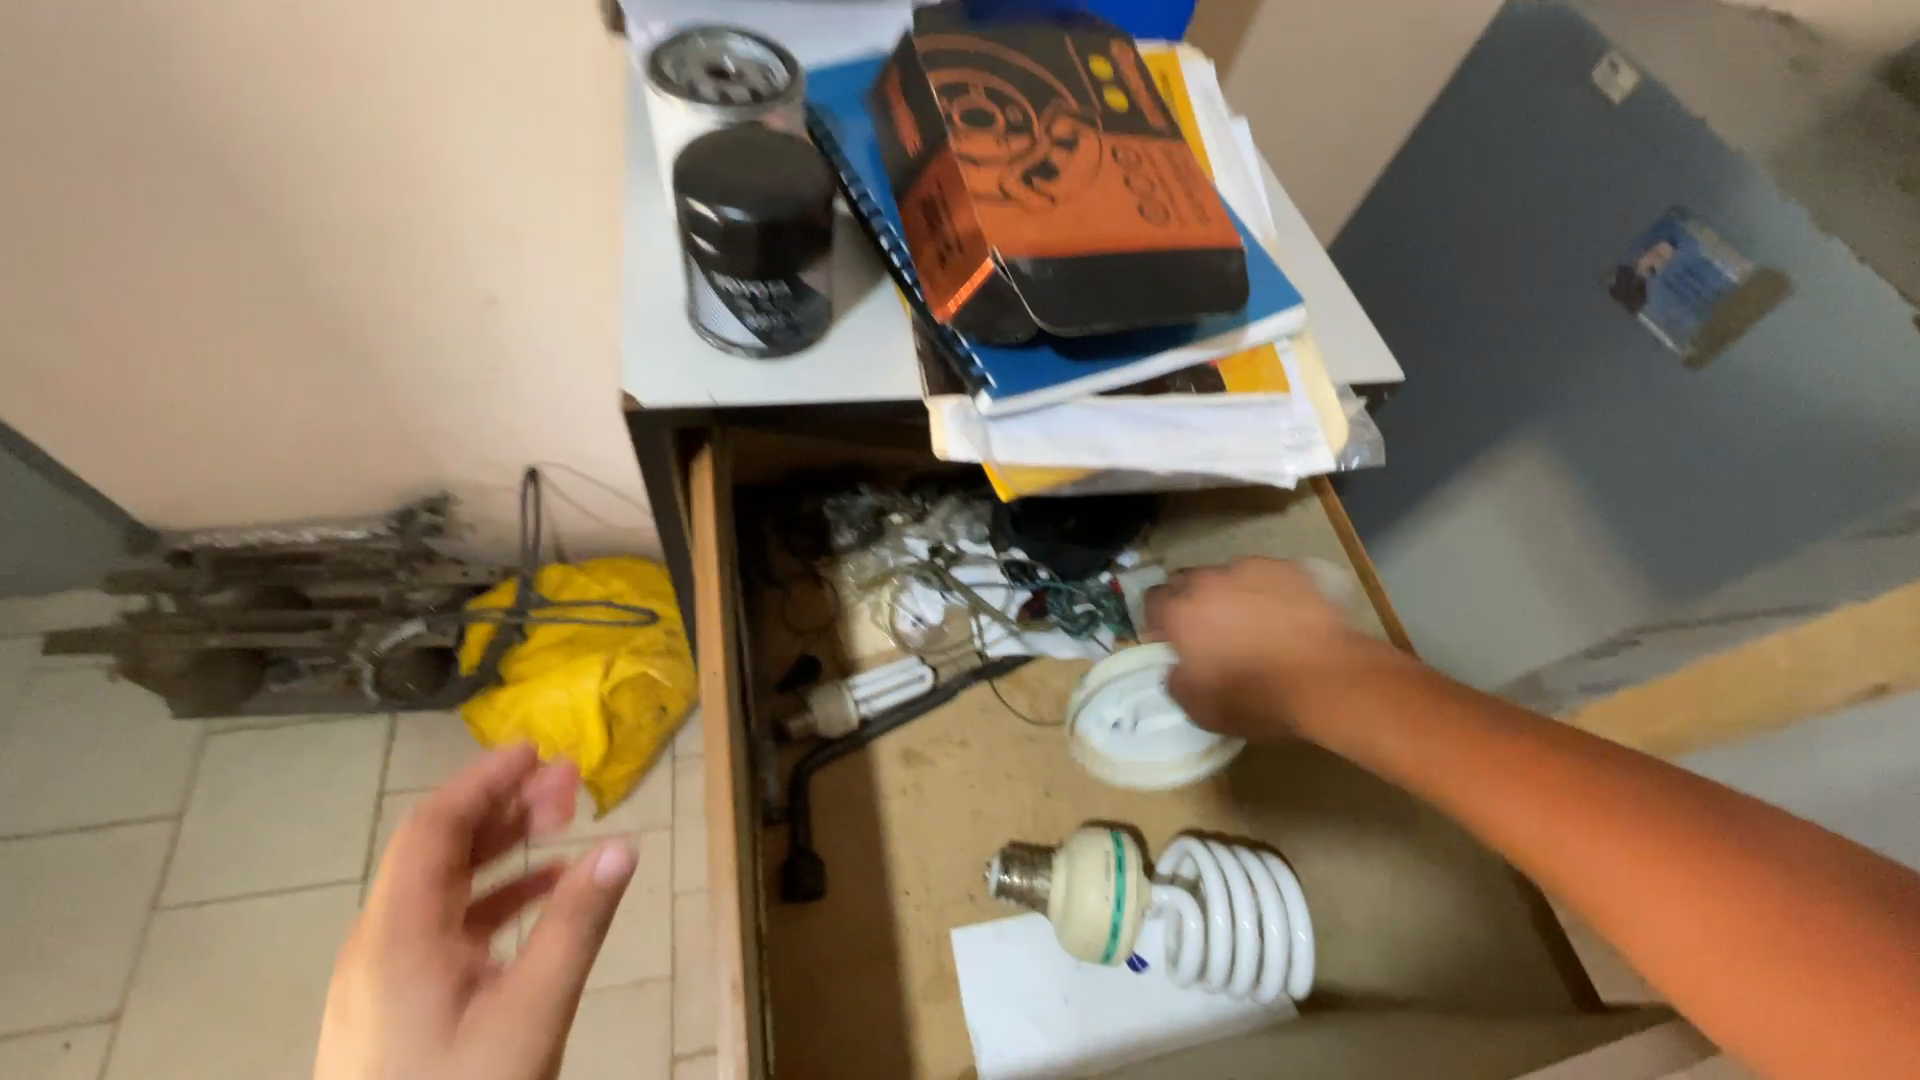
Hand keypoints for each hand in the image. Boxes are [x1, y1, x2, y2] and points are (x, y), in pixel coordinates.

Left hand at [315, 744, 635, 1079]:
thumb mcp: (532, 1013)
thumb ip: (576, 923)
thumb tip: (623, 845)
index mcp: (398, 937)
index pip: (434, 827)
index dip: (483, 781)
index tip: (536, 749)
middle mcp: (381, 945)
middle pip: (440, 848)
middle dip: (505, 806)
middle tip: (570, 785)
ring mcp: (386, 978)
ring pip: (445, 885)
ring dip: (504, 847)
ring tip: (566, 825)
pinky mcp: (400, 1004)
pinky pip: (450, 925)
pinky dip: (499, 895)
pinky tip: (548, 892)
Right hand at [1144, 557, 1400, 739]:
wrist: (1328, 679)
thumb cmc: (1257, 698)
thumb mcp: (1200, 708)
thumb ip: (1176, 682)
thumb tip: (1176, 669)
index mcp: (1180, 612)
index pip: (1151, 601)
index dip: (1157, 621)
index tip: (1169, 640)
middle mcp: (1209, 581)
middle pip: (1186, 581)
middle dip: (1189, 601)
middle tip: (1206, 630)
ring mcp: (1251, 569)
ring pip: (1227, 575)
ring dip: (1229, 594)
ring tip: (1250, 622)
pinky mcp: (1290, 569)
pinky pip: (1267, 576)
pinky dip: (1267, 591)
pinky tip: (1283, 615)